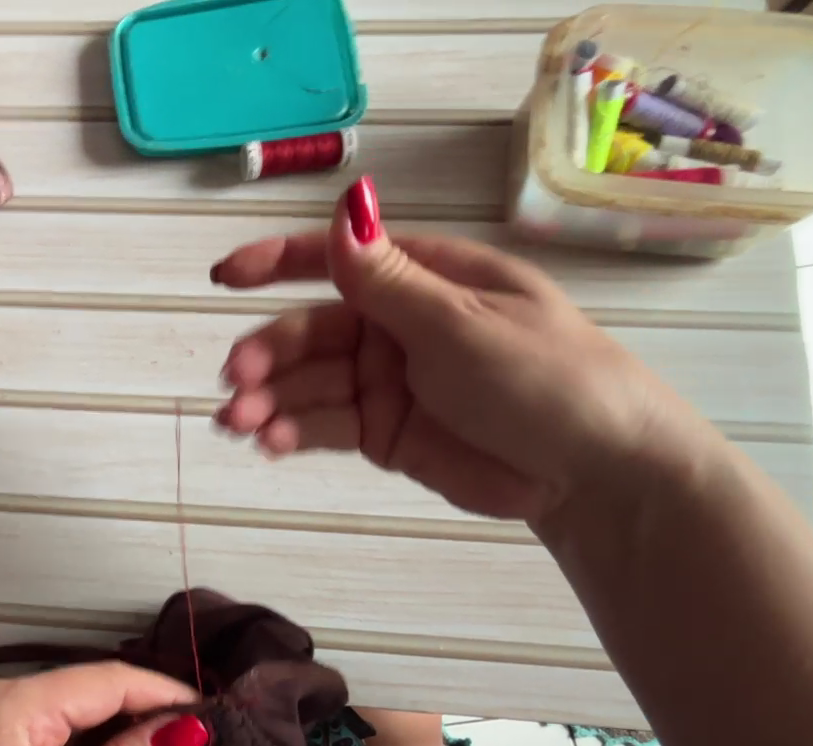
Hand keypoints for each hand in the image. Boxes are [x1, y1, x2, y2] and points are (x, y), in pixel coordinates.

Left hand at [0, 662, 206, 745]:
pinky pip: (41, 726)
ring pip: (65, 707)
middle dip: (144, 712)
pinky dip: (82, 744)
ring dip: (115, 730)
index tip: (219, 718)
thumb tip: (188, 729)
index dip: (166, 695)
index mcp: (4, 712)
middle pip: (85, 688)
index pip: (105, 681)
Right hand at [210, 175, 709, 523]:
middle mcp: (393, 328)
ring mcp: (382, 383)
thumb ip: (388, 281)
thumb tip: (343, 207)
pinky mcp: (379, 433)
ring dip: (267, 401)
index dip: (275, 263)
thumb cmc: (542, 378)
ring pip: (307, 385)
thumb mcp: (461, 324)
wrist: (589, 472)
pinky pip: (322, 426)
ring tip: (238, 423)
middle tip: (235, 382)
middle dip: (267, 355)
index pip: (337, 261)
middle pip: (309, 333)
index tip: (223, 277)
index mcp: (421, 282)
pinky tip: (270, 443)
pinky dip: (291, 433)